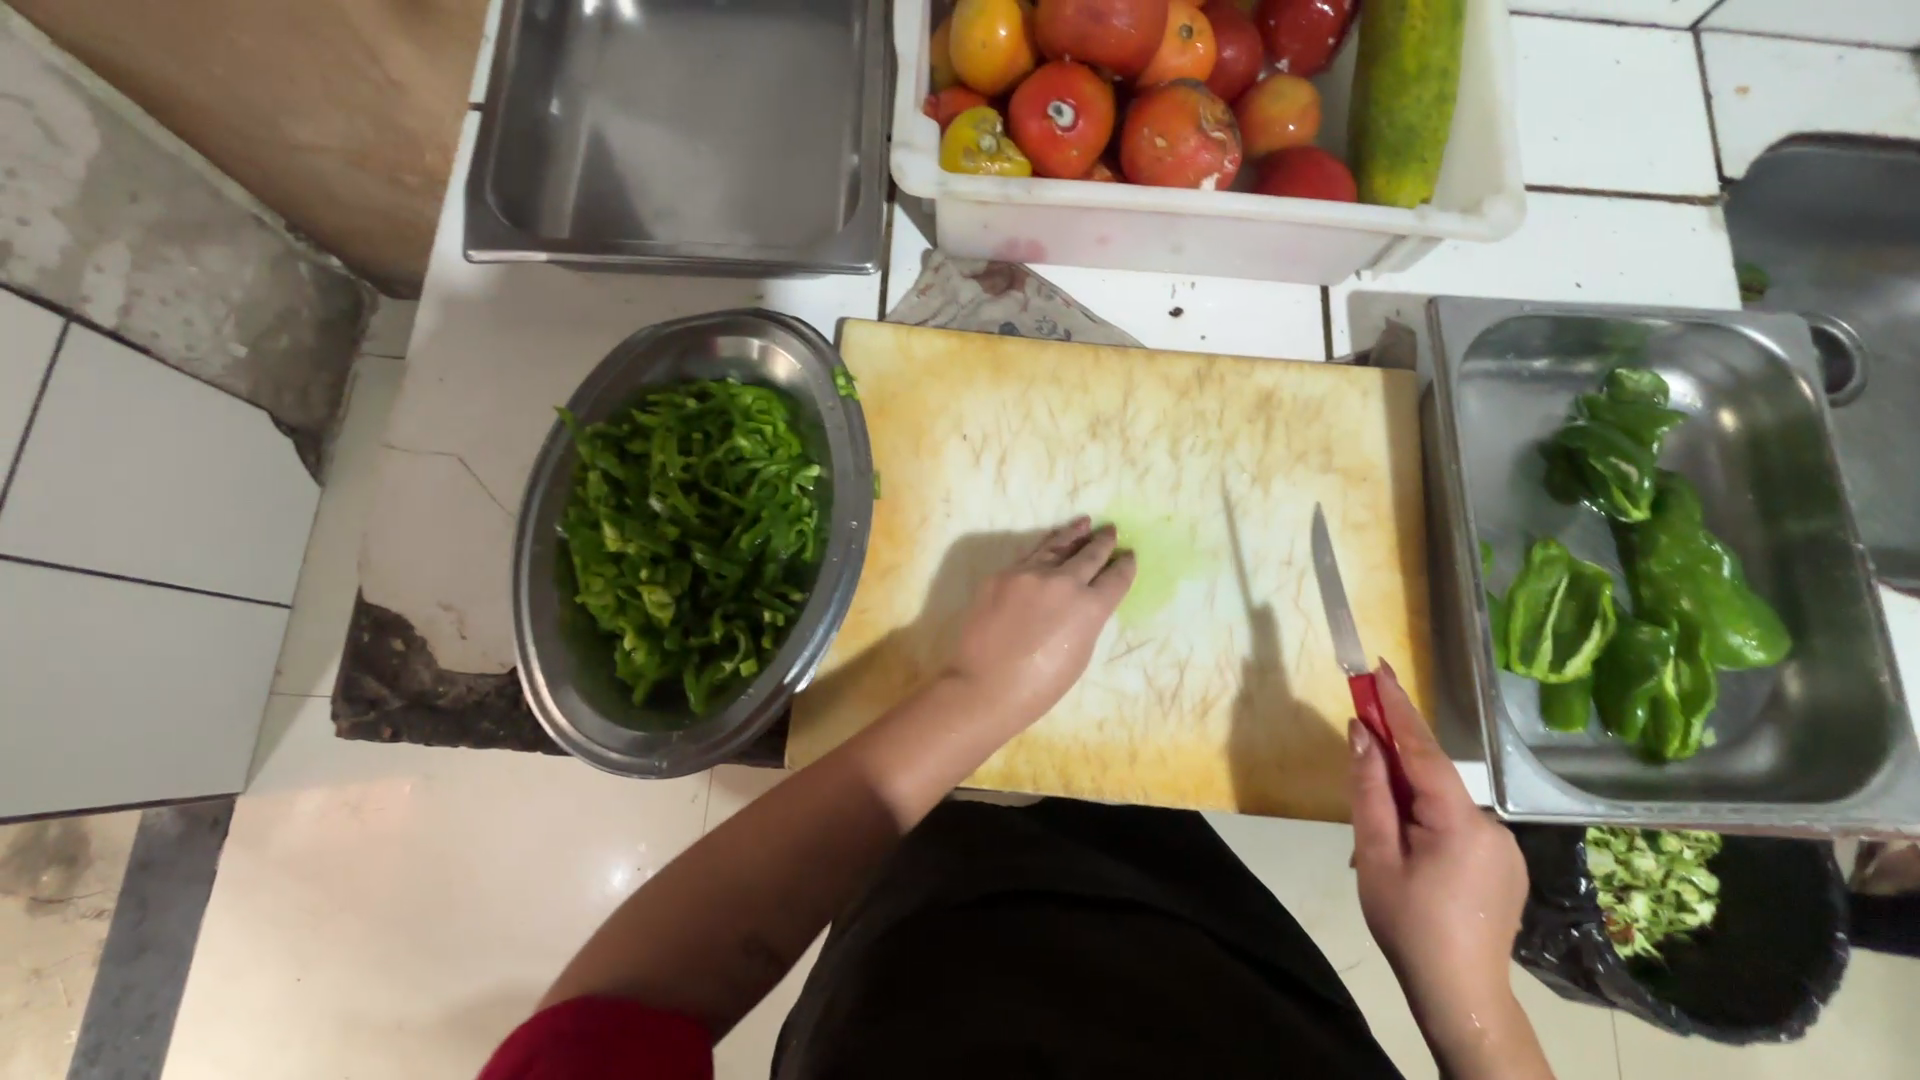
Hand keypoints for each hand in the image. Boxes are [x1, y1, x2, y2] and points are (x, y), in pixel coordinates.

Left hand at [943, 517, 1135, 729]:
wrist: (984, 687)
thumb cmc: (1039, 686)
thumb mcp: (1079, 654)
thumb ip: (1086, 620)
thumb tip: (1084, 601)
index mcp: (1090, 608)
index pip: (1115, 578)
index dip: (1124, 566)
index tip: (1128, 556)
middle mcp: (1063, 582)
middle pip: (1089, 555)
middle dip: (1103, 543)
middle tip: (1111, 531)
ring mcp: (1029, 574)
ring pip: (1057, 546)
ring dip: (1074, 534)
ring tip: (1085, 523)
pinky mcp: (1001, 575)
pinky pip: (1029, 557)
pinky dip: (1045, 548)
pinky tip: (1050, 544)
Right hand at [1350, 663, 1528, 1044]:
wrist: (1460, 993)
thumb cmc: (1407, 923)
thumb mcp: (1374, 855)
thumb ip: (1369, 790)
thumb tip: (1361, 734)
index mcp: (1459, 820)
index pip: (1423, 749)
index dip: (1397, 706)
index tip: (1378, 667)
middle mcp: (1491, 824)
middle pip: (1430, 776)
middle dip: (1393, 762)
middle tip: (1360, 750)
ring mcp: (1503, 845)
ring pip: (1441, 804)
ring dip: (1408, 803)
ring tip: (1382, 845)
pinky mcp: (1505, 863)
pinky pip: (1456, 826)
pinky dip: (1427, 822)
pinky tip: (1411, 859)